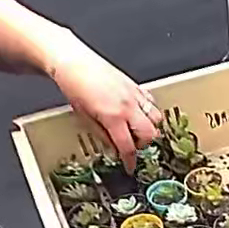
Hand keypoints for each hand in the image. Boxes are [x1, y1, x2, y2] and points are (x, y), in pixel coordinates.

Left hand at [45, 40, 162, 165]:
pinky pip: (152, 102)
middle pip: (149, 135)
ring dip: (150, 128)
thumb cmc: (73, 84)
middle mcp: (128, 107)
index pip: (128, 146)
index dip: (129, 160)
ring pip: (156, 119)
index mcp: (113, 117)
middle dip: (142, 144)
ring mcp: (134, 95)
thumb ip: (102, 135)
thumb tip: (113, 148)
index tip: (129, 166)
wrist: (71, 61)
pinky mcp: (136, 86)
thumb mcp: (84, 116)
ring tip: (138, 129)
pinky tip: (140, 113)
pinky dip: (150, 111)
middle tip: (132, 144)